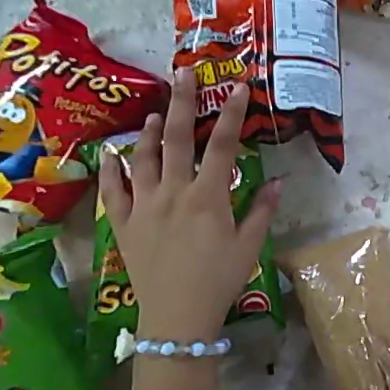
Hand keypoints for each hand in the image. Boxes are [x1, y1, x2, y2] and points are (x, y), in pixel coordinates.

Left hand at [99, 69, 278, 343]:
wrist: (177, 317)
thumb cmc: (220, 281)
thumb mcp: (249, 247)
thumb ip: (262, 210)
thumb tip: (278, 181)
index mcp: (208, 197)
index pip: (224, 145)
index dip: (233, 113)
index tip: (239, 86)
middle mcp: (174, 192)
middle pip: (178, 138)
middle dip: (183, 102)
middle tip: (184, 73)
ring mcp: (145, 206)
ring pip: (144, 158)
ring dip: (151, 132)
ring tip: (158, 113)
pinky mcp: (125, 223)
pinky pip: (114, 191)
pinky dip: (112, 170)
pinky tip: (113, 154)